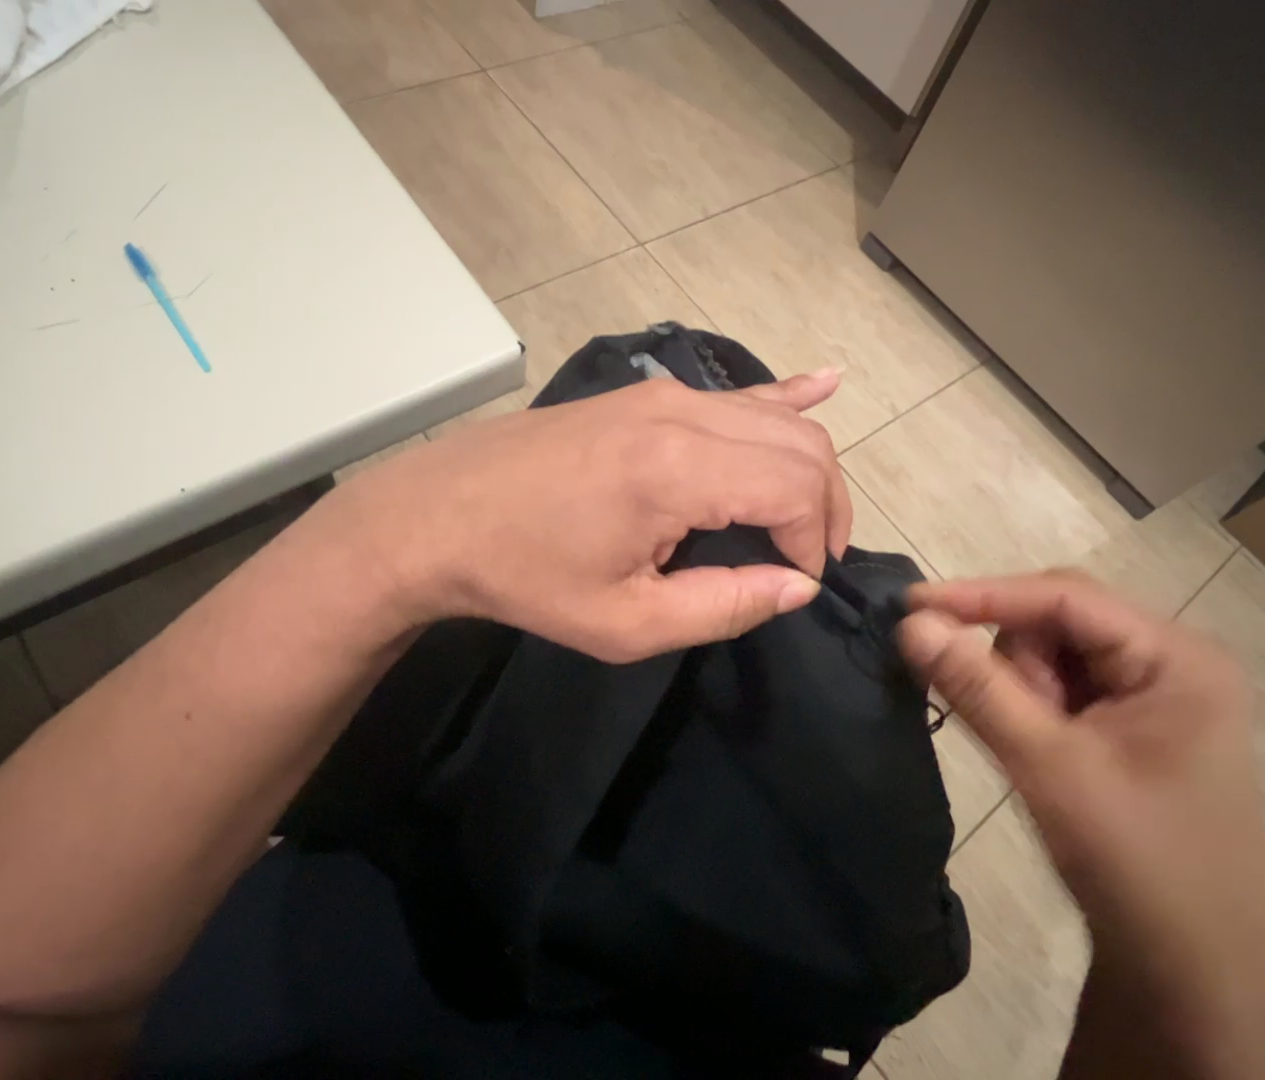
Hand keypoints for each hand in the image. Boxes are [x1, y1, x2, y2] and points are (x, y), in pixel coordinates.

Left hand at [316, 371, 851, 662]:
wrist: (438, 516)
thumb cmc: (526, 577)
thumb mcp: (625, 622)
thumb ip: (724, 605)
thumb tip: (797, 586)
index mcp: (677, 470)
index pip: (797, 489)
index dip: (813, 544)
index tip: (793, 586)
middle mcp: (681, 415)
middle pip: (801, 445)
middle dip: (824, 506)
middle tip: (809, 560)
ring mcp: (663, 395)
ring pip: (775, 417)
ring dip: (807, 468)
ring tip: (804, 523)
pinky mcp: (646, 395)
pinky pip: (735, 392)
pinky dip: (786, 397)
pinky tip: (826, 384)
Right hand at [897, 572, 1264, 990]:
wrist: (1186, 973)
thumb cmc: (1132, 862)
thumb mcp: (1047, 765)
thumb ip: (976, 686)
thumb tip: (909, 623)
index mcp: (1179, 659)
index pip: (1066, 596)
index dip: (982, 595)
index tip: (907, 604)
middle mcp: (1176, 663)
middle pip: (1062, 623)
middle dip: (1014, 662)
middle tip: (1004, 723)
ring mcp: (1161, 697)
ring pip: (1058, 658)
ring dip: (1023, 692)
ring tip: (1035, 755)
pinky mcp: (1139, 729)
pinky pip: (1068, 692)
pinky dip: (1035, 712)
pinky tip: (1039, 753)